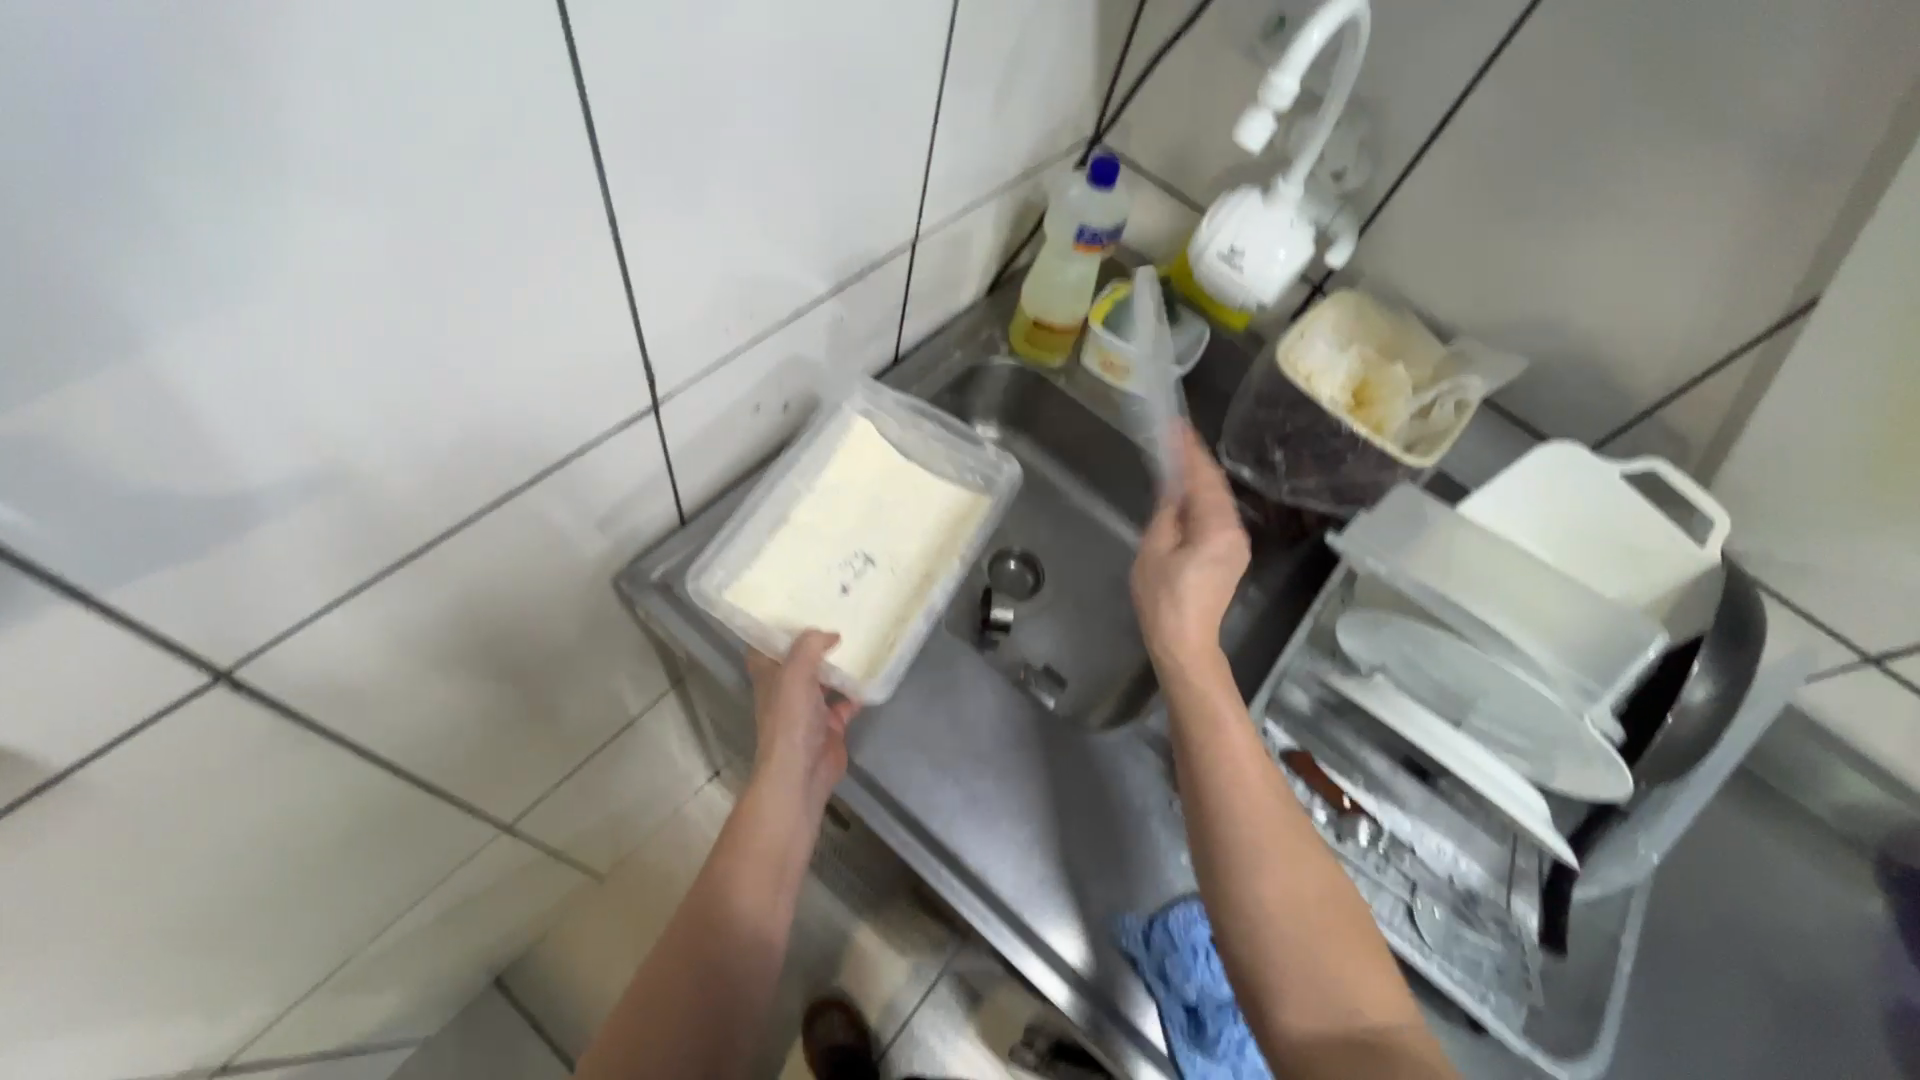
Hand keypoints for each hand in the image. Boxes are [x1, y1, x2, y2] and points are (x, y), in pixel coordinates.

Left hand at [746, 629, 860, 811]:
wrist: (801, 772)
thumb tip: (830, 634)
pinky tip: (873, 674)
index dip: (776, 627)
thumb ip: (810, 647)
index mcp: (769, 676)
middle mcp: (787, 689)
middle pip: (799, 660)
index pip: (765, 646)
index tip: (794, 605)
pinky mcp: (831, 724)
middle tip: (838, 614)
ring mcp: (810, 708)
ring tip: (860, 637)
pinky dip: (858, 691)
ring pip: (825, 679)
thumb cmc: (790, 720)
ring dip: (840, 664)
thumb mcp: (794, 673)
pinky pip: (847, 702)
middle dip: (815, 642)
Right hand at [1131, 424, 1250, 663]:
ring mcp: (1236, 545)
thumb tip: (1173, 485)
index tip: (1177, 426)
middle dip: (1195, 462)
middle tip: (1174, 437)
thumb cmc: (1164, 599)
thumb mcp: (1154, 549)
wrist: (1185, 642)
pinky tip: (1184, 494)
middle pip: (1215, 488)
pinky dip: (1200, 501)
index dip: (1190, 450)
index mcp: (1217, 527)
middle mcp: (1235, 531)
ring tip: (1176, 459)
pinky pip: (1216, 517)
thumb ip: (1167, 511)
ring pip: (1216, 502)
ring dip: (1198, 481)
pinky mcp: (1230, 557)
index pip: (1204, 478)